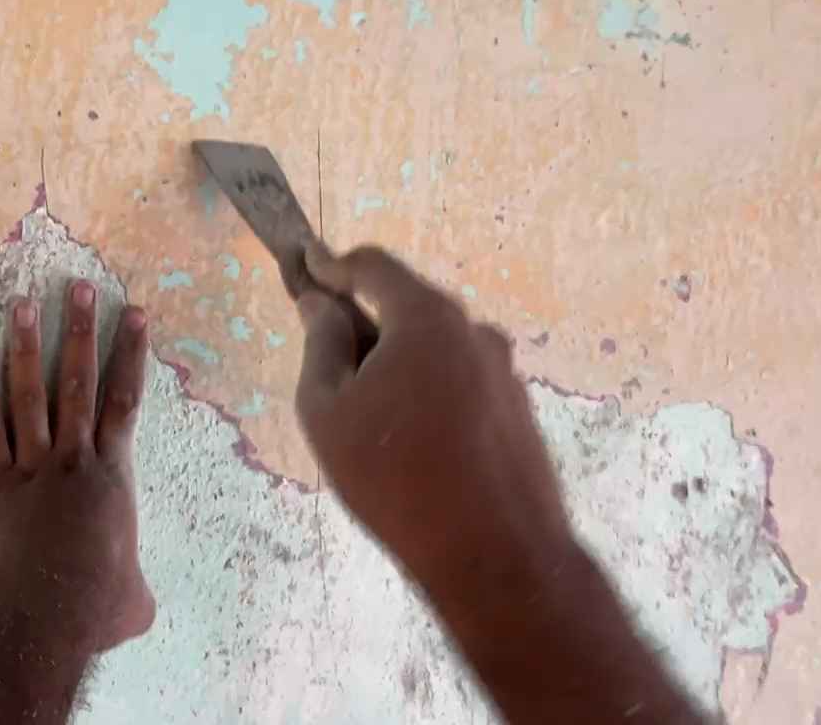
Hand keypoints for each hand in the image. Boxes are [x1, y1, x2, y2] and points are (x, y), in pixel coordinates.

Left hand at [0, 280, 155, 652]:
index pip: (126, 400)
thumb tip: (134, 602)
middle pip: (78, 381)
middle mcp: (73, 456)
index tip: (135, 313)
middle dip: (80, 332)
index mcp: (112, 475)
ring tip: (23, 303)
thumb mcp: (131, 600)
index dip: (132, 354)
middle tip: (79, 288)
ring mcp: (31, 463)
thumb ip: (133, 586)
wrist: (43, 614)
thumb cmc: (94, 606)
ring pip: (30, 393)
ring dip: (27, 346)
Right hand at [293, 243, 570, 601]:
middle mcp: (473, 332)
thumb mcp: (327, 406)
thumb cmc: (393, 474)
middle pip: (404, 305)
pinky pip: (455, 378)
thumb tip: (321, 305)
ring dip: (392, 358)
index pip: (372, 267)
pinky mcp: (516, 410)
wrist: (498, 560)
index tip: (304, 261)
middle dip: (361, 319)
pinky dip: (422, 386)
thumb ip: (322, 343)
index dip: (331, 263)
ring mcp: (502, 372)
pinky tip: (405, 438)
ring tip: (364, 413)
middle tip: (325, 356)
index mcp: (426, 319)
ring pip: (430, 346)